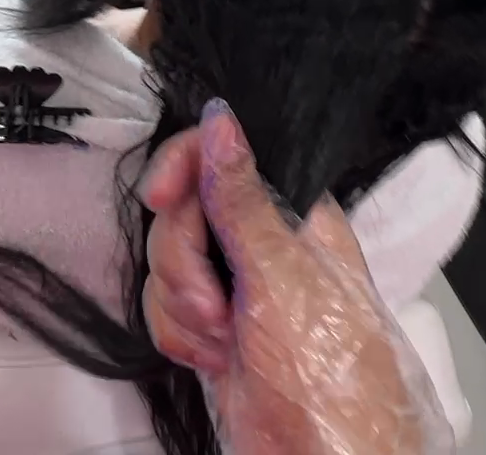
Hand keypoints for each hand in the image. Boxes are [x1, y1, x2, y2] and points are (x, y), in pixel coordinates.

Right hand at [140, 101, 452, 454]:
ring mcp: (229, 280)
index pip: (218, 153)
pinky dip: (175, 332)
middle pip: (180, 208)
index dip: (182, 168)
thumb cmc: (323, 370)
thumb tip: (219, 115)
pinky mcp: (206, 320)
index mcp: (289, 211)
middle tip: (214, 305)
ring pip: (164, 257)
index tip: (161, 199)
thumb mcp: (281, 278)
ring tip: (219, 340)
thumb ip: (241, 197)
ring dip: (181, 304)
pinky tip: (209, 358)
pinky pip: (161, 301)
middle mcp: (256, 237)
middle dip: (184, 260)